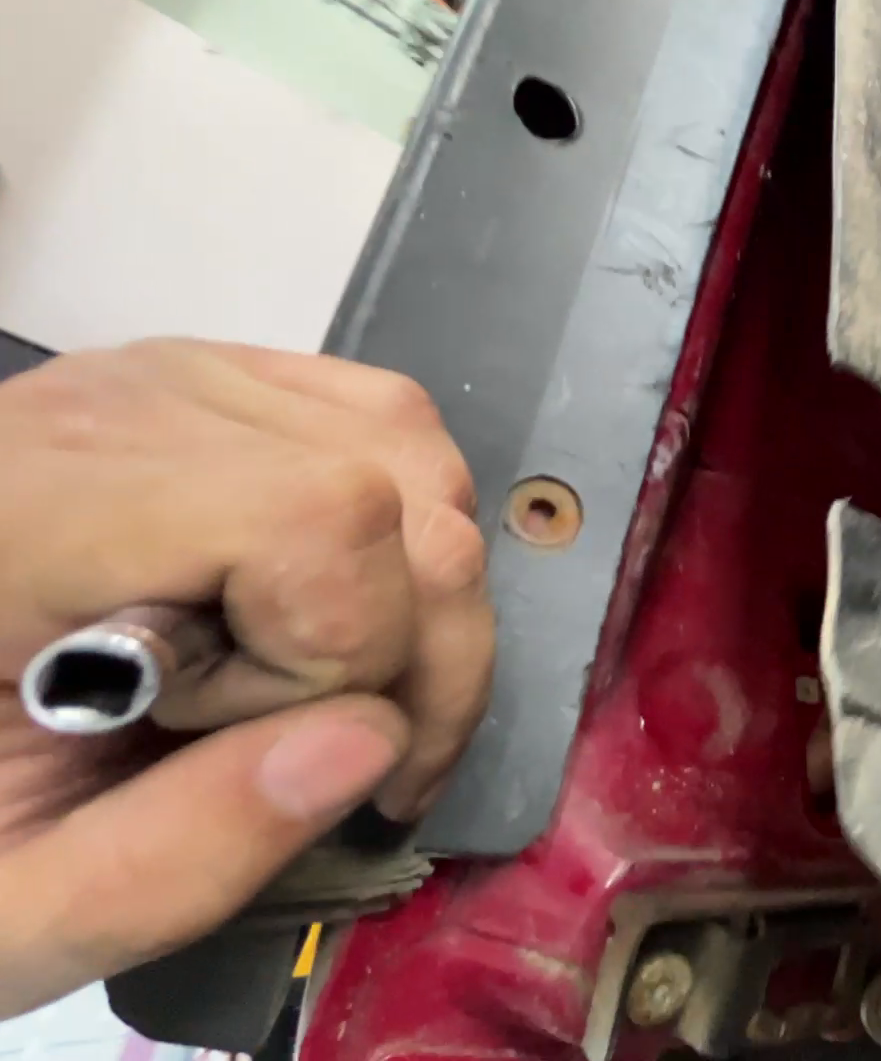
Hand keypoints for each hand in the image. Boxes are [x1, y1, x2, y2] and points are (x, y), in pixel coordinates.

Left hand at [0, 339, 493, 1016]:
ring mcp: (195, 379)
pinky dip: (420, 526)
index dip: (345, 648)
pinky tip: (359, 583)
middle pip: (406, 504)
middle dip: (419, 648)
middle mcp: (124, 412)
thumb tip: (379, 738)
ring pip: (429, 473)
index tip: (271, 748)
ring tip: (345, 666)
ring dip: (428, 597)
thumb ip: (180, 853)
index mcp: (27, 520)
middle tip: (357, 742)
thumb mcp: (12, 910)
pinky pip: (403, 433)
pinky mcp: (246, 381)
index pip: (320, 523)